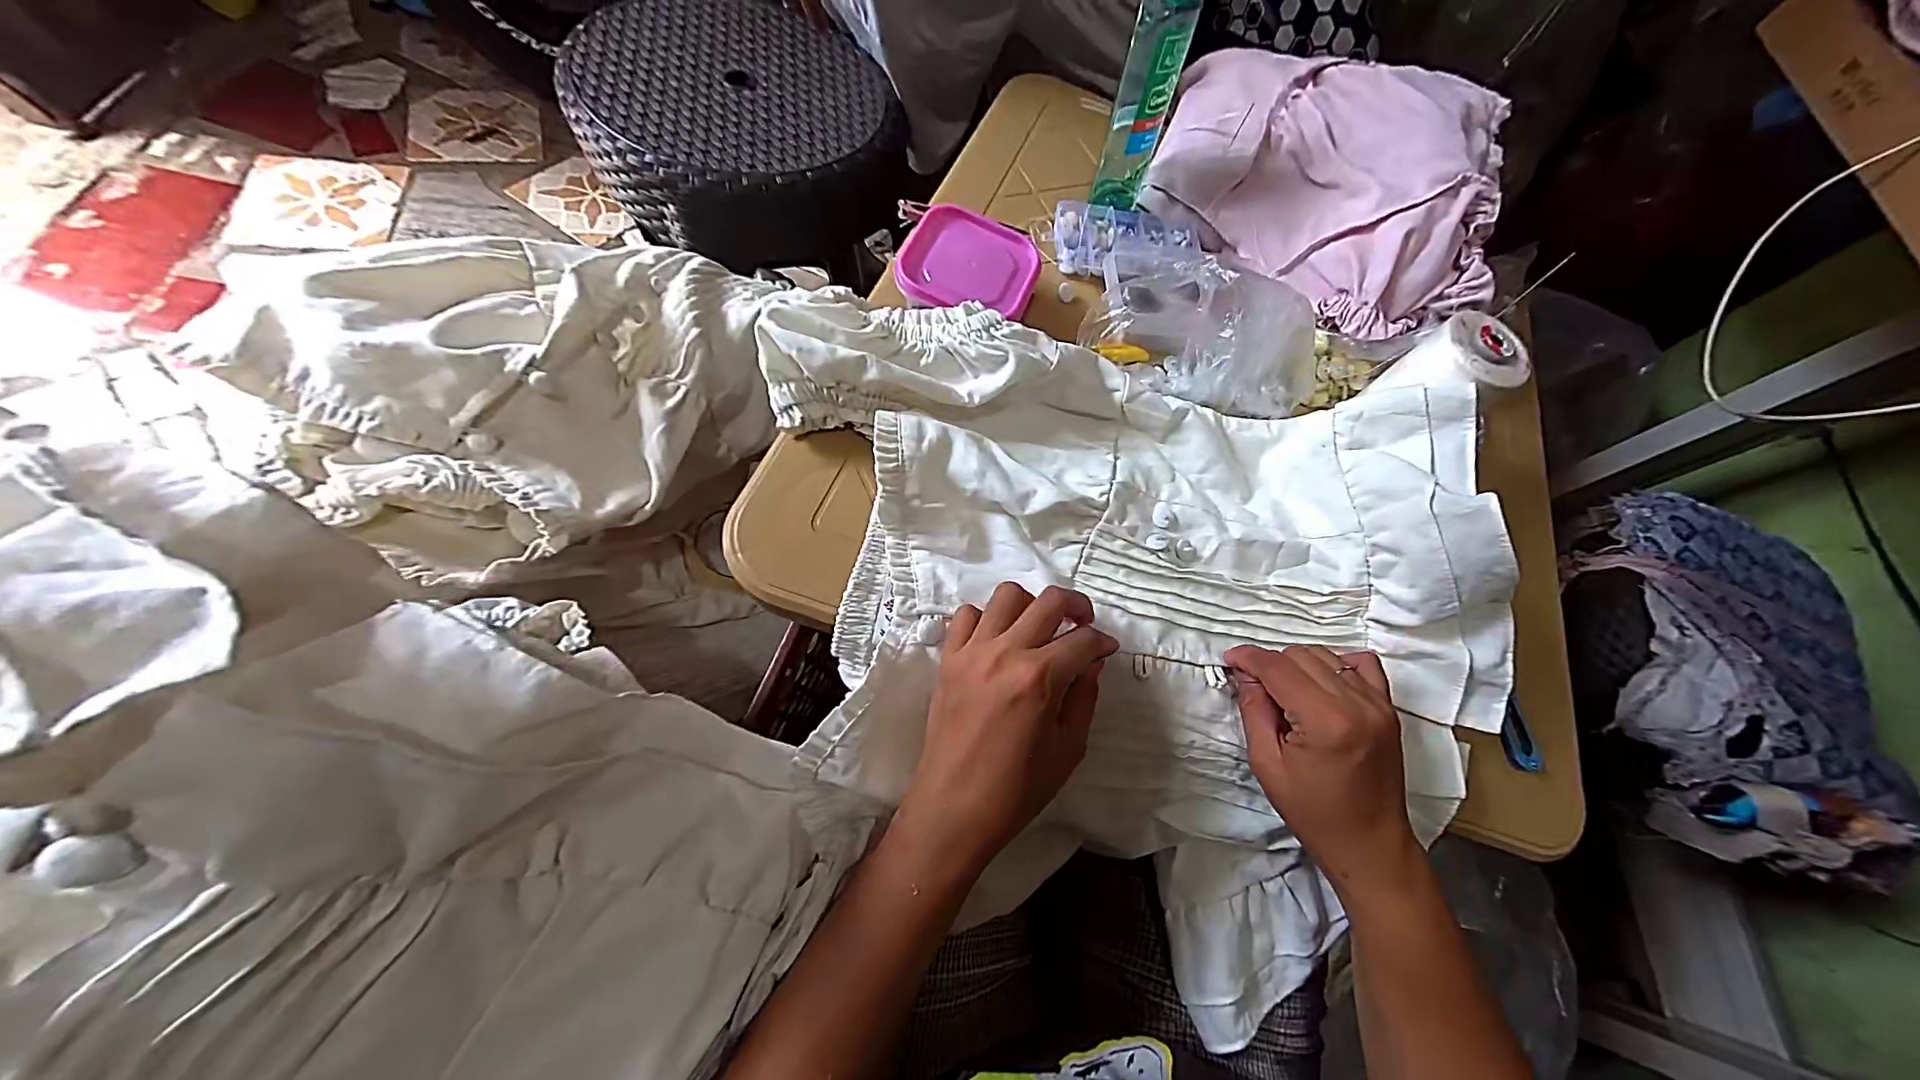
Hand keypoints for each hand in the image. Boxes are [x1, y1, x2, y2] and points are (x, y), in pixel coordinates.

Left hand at [895, 583, 1118, 872]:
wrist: (954, 807)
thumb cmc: (1016, 789)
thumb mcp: (1068, 749)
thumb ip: (1083, 698)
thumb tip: (1090, 663)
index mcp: (1039, 678)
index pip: (1083, 639)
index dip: (1103, 642)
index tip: (1107, 651)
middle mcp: (1005, 653)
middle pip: (1049, 601)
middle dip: (1077, 606)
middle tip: (1084, 625)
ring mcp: (972, 652)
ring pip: (1006, 595)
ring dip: (1031, 605)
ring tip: (1040, 628)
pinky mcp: (948, 660)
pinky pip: (966, 616)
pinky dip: (987, 618)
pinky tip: (998, 640)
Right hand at [1225, 644, 1422, 899]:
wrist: (1369, 843)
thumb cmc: (1313, 812)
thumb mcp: (1267, 763)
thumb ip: (1254, 710)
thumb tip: (1246, 674)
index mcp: (1325, 720)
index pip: (1278, 667)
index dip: (1248, 657)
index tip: (1230, 659)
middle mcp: (1356, 704)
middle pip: (1300, 655)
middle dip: (1270, 664)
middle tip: (1255, 687)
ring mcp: (1378, 704)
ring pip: (1326, 655)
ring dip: (1298, 664)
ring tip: (1285, 691)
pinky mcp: (1388, 709)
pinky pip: (1361, 664)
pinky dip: (1335, 663)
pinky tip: (1319, 683)